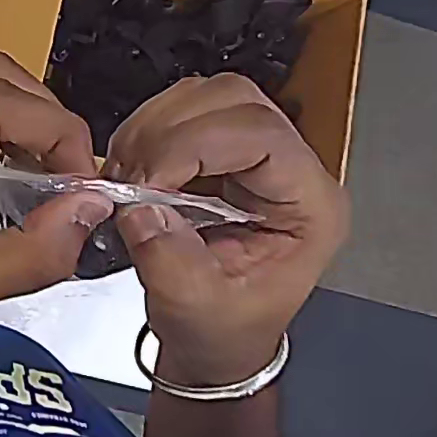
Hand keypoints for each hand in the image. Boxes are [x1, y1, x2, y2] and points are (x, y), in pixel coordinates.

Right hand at [103, 74, 347, 387]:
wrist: (215, 339)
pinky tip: (133, 169)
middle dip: (170, 130)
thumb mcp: (194, 309)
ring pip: (206, 97)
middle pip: (236, 101)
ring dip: (154, 128)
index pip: (261, 137)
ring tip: (128, 174)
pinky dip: (146, 133)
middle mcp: (290, 171)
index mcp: (308, 208)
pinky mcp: (222, 156)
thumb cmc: (222, 331)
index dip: (194, 146)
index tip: (147, 182)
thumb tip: (138, 207)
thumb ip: (169, 260)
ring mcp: (257, 158)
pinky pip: (182, 114)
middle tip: (132, 175)